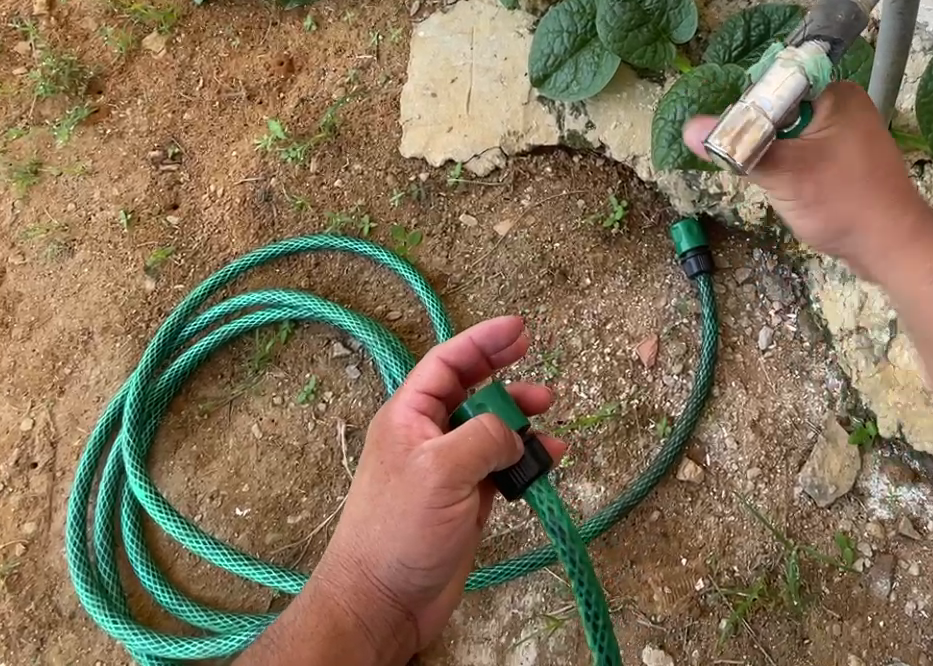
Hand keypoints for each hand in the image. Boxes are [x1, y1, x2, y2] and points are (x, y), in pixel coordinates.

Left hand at [247, 316, 563, 664]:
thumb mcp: (440, 470)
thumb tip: (515, 432)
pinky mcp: (469, 495)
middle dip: (503, 370)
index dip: (482, 340)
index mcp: (411, 414)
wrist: (383, 604)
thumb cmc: (398, 530)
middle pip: (473, 387)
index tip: (518, 327)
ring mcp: (451, 465)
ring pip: (493, 425)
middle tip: (532, 353)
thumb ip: (484, 437)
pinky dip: (527, 455)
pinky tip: (548, 456)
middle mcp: (431, 433)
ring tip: (548, 409)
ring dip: (521, 416)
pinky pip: (503, 462)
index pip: (448, 362)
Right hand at [684, 81, 932, 280]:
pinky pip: (805, 153)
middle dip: (760, 137)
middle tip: (747, 162)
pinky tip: (791, 191)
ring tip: (774, 181)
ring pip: (790, 135)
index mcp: (835, 93)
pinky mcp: (845, 160)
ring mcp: (847, 134)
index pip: (775, 84)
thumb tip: (689, 128)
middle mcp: (843, 106)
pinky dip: (791, 170)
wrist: (894, 250)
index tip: (730, 134)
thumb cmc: (844, 204)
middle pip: (779, 109)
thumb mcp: (785, 174)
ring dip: (774, 157)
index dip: (748, 108)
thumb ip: (738, 149)